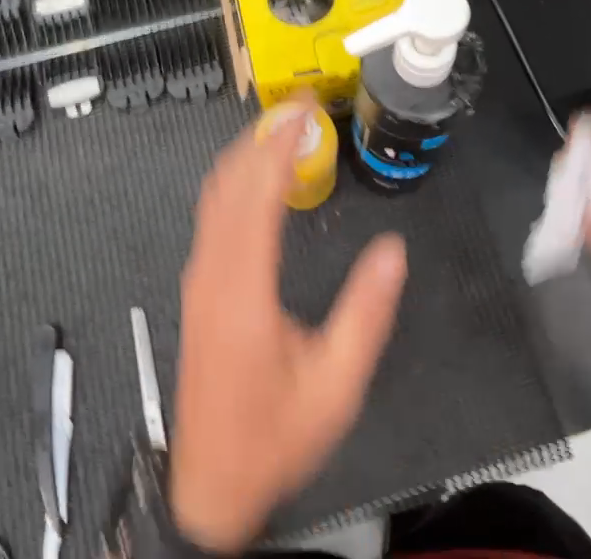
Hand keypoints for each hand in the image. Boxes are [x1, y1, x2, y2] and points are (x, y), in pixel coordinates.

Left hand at [171, 97, 409, 551]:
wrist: (212, 483)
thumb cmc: (274, 436)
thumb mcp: (336, 384)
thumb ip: (366, 312)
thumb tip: (392, 250)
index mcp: (244, 291)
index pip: (257, 194)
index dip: (279, 144)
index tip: (304, 111)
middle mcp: (213, 276)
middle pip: (229, 184)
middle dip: (262, 136)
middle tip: (300, 108)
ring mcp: (200, 282)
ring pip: (213, 198)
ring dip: (245, 156)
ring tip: (282, 130)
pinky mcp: (198, 292)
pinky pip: (211, 218)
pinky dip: (235, 184)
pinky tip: (256, 180)